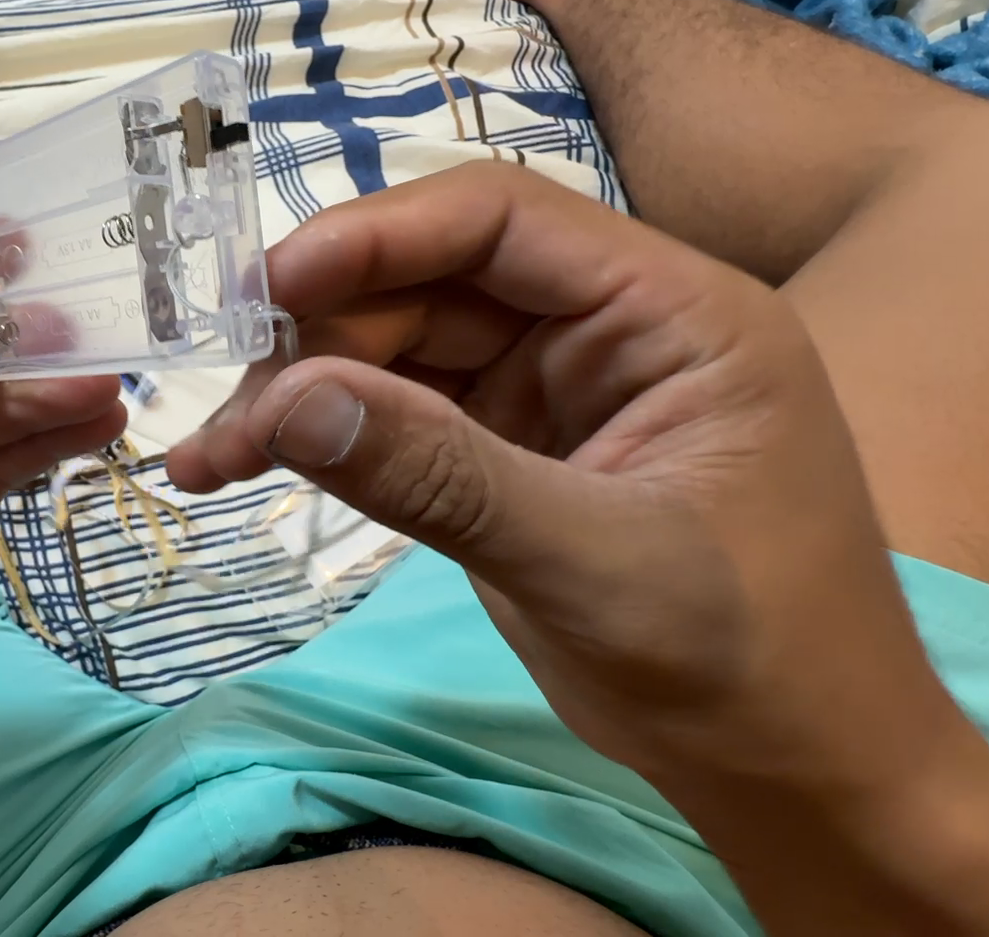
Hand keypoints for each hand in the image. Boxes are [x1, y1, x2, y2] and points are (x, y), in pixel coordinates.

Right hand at [168, 163, 962, 785]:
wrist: (778, 766)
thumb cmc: (742, 662)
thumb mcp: (591, 564)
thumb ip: (438, 476)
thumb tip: (284, 405)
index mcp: (663, 312)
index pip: (496, 223)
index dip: (373, 239)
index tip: (266, 291)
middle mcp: (586, 327)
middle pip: (413, 290)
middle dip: (309, 345)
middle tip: (228, 420)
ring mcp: (526, 384)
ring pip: (378, 351)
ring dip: (289, 397)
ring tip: (210, 459)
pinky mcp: (479, 440)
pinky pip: (376, 412)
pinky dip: (308, 436)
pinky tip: (239, 465)